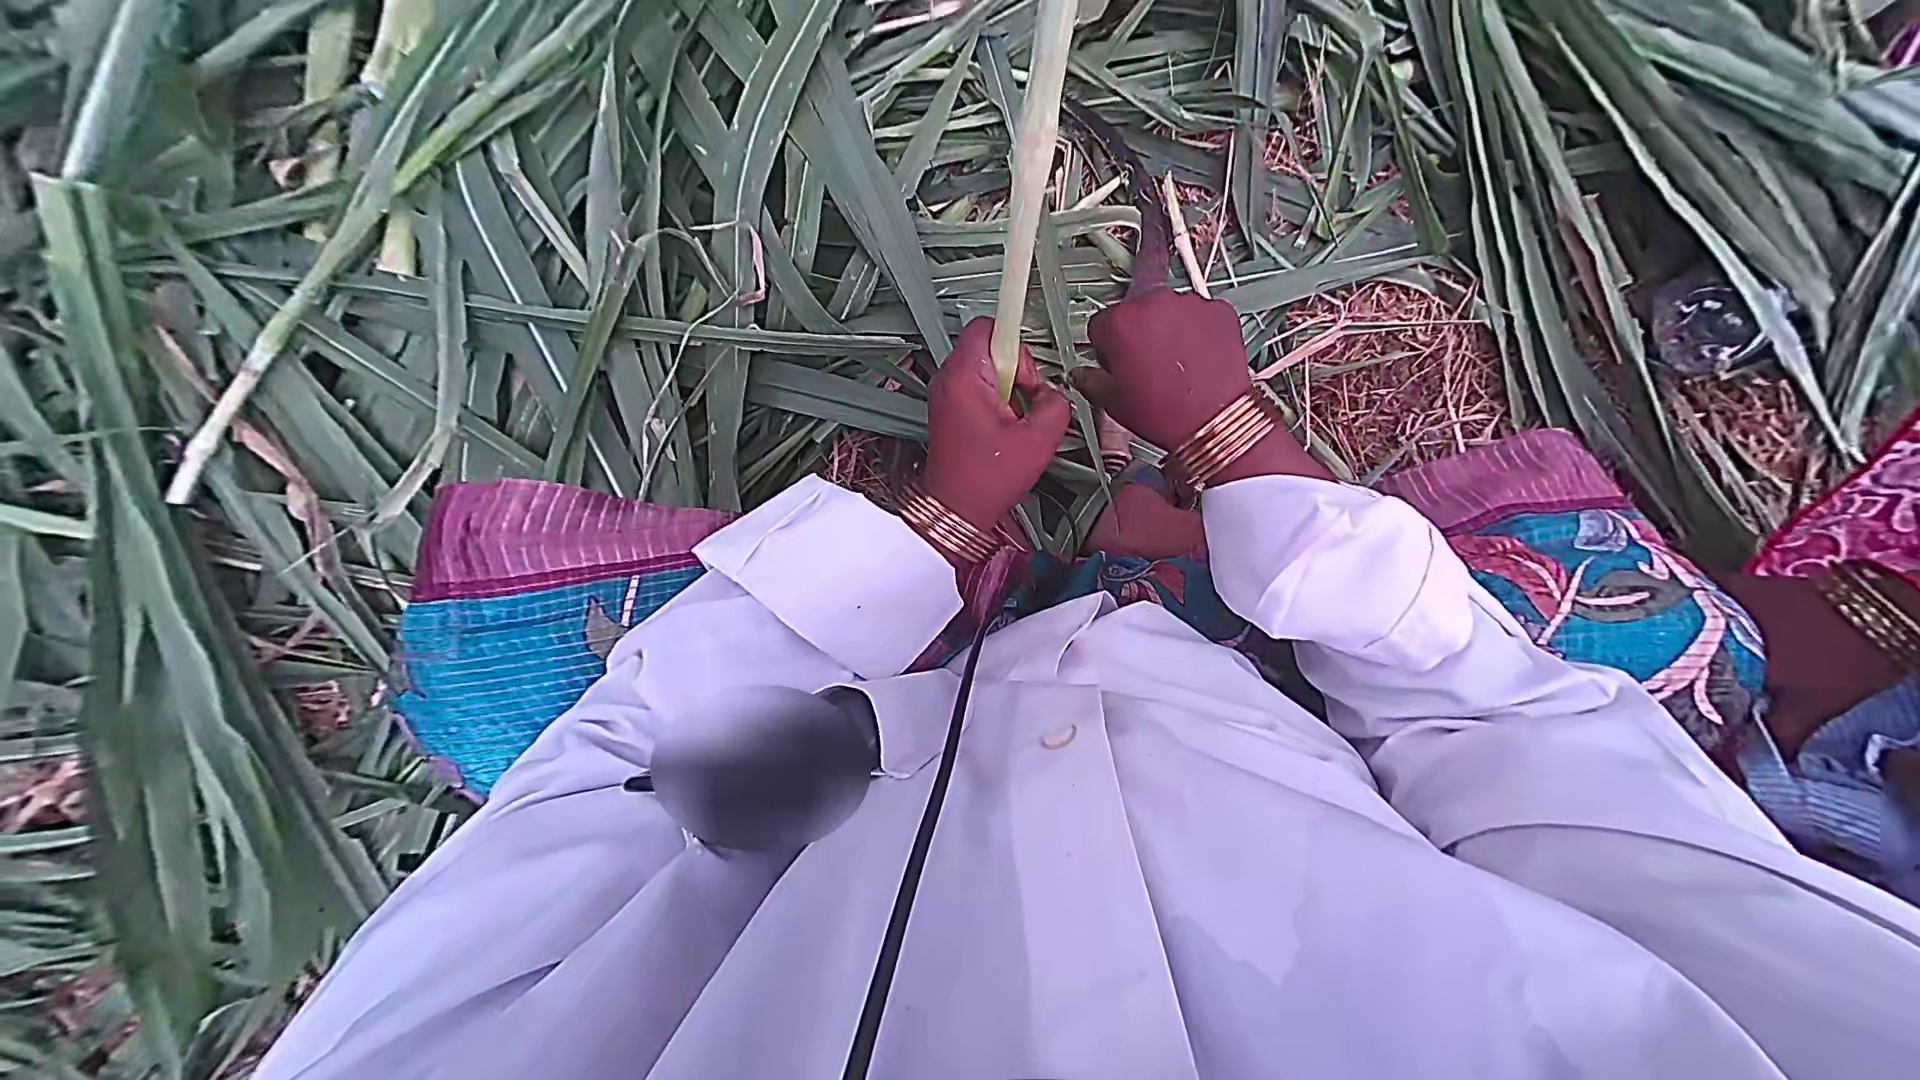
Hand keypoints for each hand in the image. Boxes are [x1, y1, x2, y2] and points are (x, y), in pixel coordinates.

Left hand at [922, 317, 1072, 530]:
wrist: (955, 511)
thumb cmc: (987, 479)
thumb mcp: (1038, 441)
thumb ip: (1055, 404)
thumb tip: (1053, 393)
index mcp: (966, 378)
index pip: (989, 326)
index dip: (1015, 328)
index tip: (1029, 319)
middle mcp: (949, 379)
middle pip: (991, 345)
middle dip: (1019, 366)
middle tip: (1028, 399)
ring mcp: (946, 394)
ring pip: (987, 367)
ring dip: (1009, 385)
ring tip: (1016, 418)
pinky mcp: (949, 408)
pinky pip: (979, 386)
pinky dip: (998, 398)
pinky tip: (1006, 426)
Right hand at [1076, 288, 1329, 482]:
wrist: (1213, 419)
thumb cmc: (1163, 411)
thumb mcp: (1111, 401)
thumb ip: (1087, 380)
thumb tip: (1080, 374)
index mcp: (1119, 322)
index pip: (1100, 323)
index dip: (1105, 346)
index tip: (1114, 361)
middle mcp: (1153, 303)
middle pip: (1135, 312)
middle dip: (1136, 335)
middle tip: (1143, 367)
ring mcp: (1189, 304)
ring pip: (1168, 311)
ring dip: (1166, 331)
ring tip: (1170, 367)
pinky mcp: (1219, 310)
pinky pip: (1199, 315)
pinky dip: (1196, 331)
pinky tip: (1193, 359)